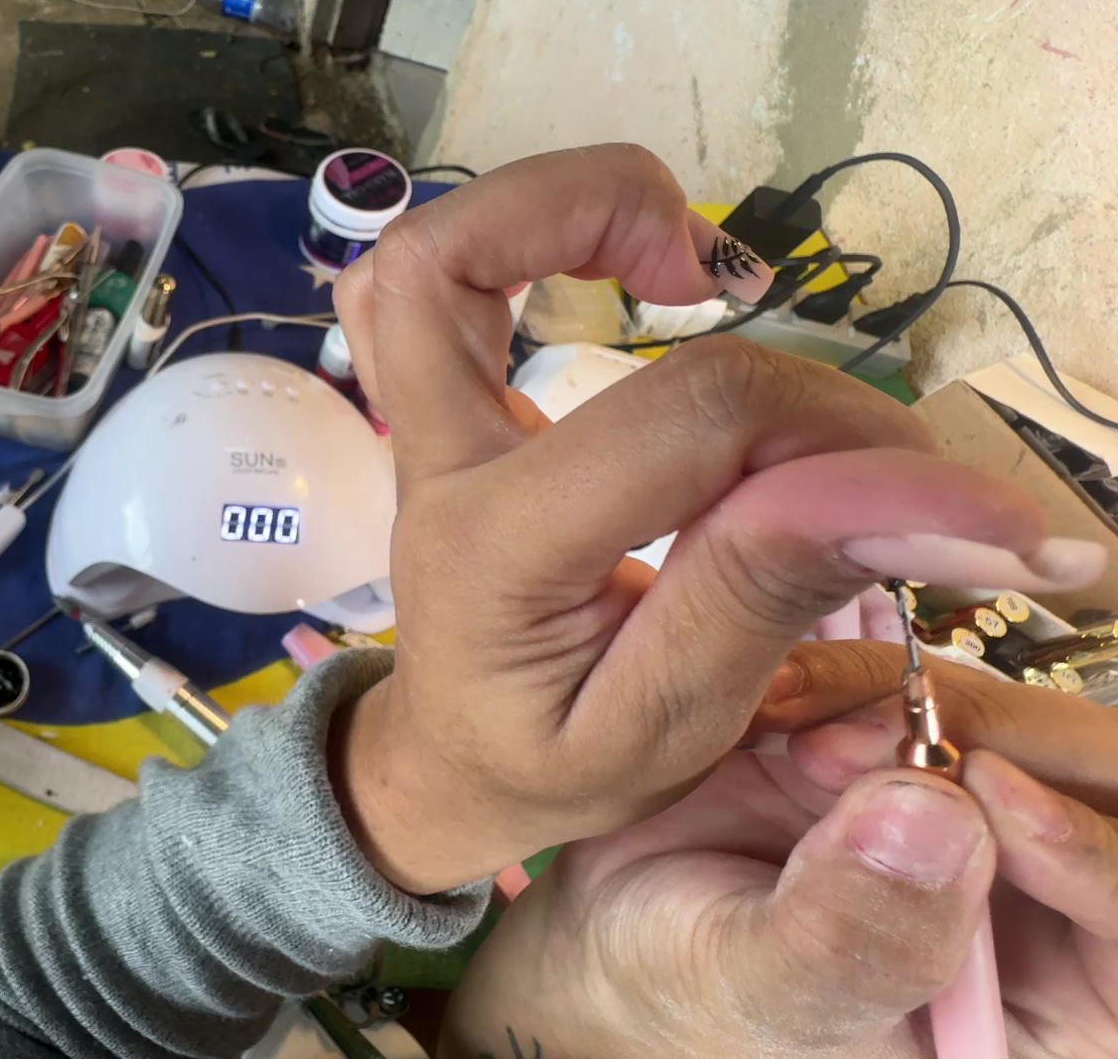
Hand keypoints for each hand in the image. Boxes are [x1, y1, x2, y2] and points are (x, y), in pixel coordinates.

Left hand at [325, 144, 1105, 892]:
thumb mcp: (661, 724)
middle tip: (706, 270)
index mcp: (493, 549)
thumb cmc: (541, 761)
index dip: (836, 432)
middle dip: (578, 207)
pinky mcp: (444, 429)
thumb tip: (939, 494)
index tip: (947, 497)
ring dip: (538, 214)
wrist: (448, 756)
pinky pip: (437, 305)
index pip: (674, 422)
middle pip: (434, 267)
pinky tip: (628, 286)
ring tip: (674, 266)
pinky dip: (518, 253)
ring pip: (414, 267)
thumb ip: (765, 595)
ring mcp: (426, 440)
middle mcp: (438, 469)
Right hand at [439, 651, 1117, 1057]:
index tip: (988, 792)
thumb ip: (855, 933)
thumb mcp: (765, 987)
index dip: (1101, 853)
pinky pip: (880, 682)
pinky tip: (767, 695)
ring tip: (787, 734)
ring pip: (985, 715)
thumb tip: (939, 814)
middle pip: (1094, 790)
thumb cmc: (685, 987)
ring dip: (894, 701)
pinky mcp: (849, 741)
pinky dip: (828, 673)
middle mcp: (1013, 888)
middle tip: (864, 741)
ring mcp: (929, 804)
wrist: (602, 913)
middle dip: (996, 747)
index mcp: (1049, 998)